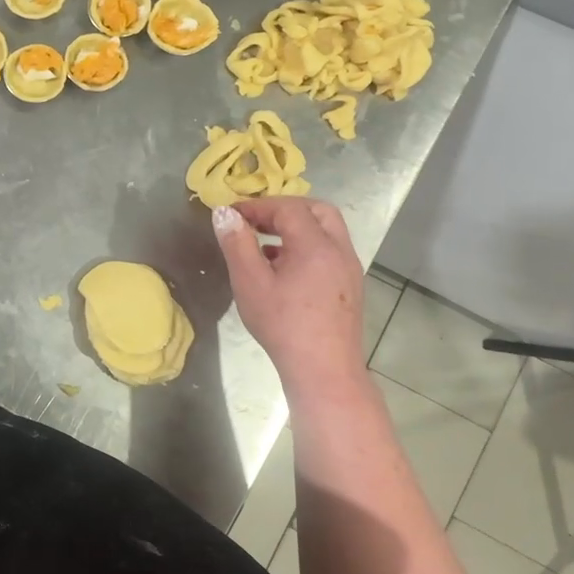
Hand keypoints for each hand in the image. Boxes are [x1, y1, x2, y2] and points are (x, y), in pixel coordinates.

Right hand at [212, 197, 366, 388]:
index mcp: (316, 246)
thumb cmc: (282, 323)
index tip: (230, 216)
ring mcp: (349, 268)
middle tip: (253, 221)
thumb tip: (224, 213)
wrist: (323, 367)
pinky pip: (329, 250)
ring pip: (326, 230)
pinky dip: (305, 244)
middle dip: (283, 209)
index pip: (288, 208)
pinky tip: (281, 266)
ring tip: (263, 242)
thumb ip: (237, 243)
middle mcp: (339, 250)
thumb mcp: (249, 281)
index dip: (257, 206)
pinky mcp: (349, 285)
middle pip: (317, 211)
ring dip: (295, 226)